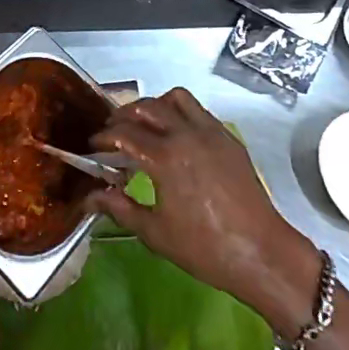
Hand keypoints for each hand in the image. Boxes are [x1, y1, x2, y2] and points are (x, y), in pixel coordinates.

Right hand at [89, 89, 321, 333]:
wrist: (259, 251)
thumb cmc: (203, 247)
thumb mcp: (154, 232)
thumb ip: (119, 207)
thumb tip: (89, 197)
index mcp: (165, 157)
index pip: (124, 133)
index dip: (103, 138)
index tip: (93, 148)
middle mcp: (187, 134)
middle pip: (147, 107)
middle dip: (124, 115)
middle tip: (113, 134)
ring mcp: (211, 132)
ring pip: (176, 98)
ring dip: (155, 106)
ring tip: (144, 126)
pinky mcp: (228, 138)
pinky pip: (199, 111)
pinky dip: (180, 113)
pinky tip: (174, 137)